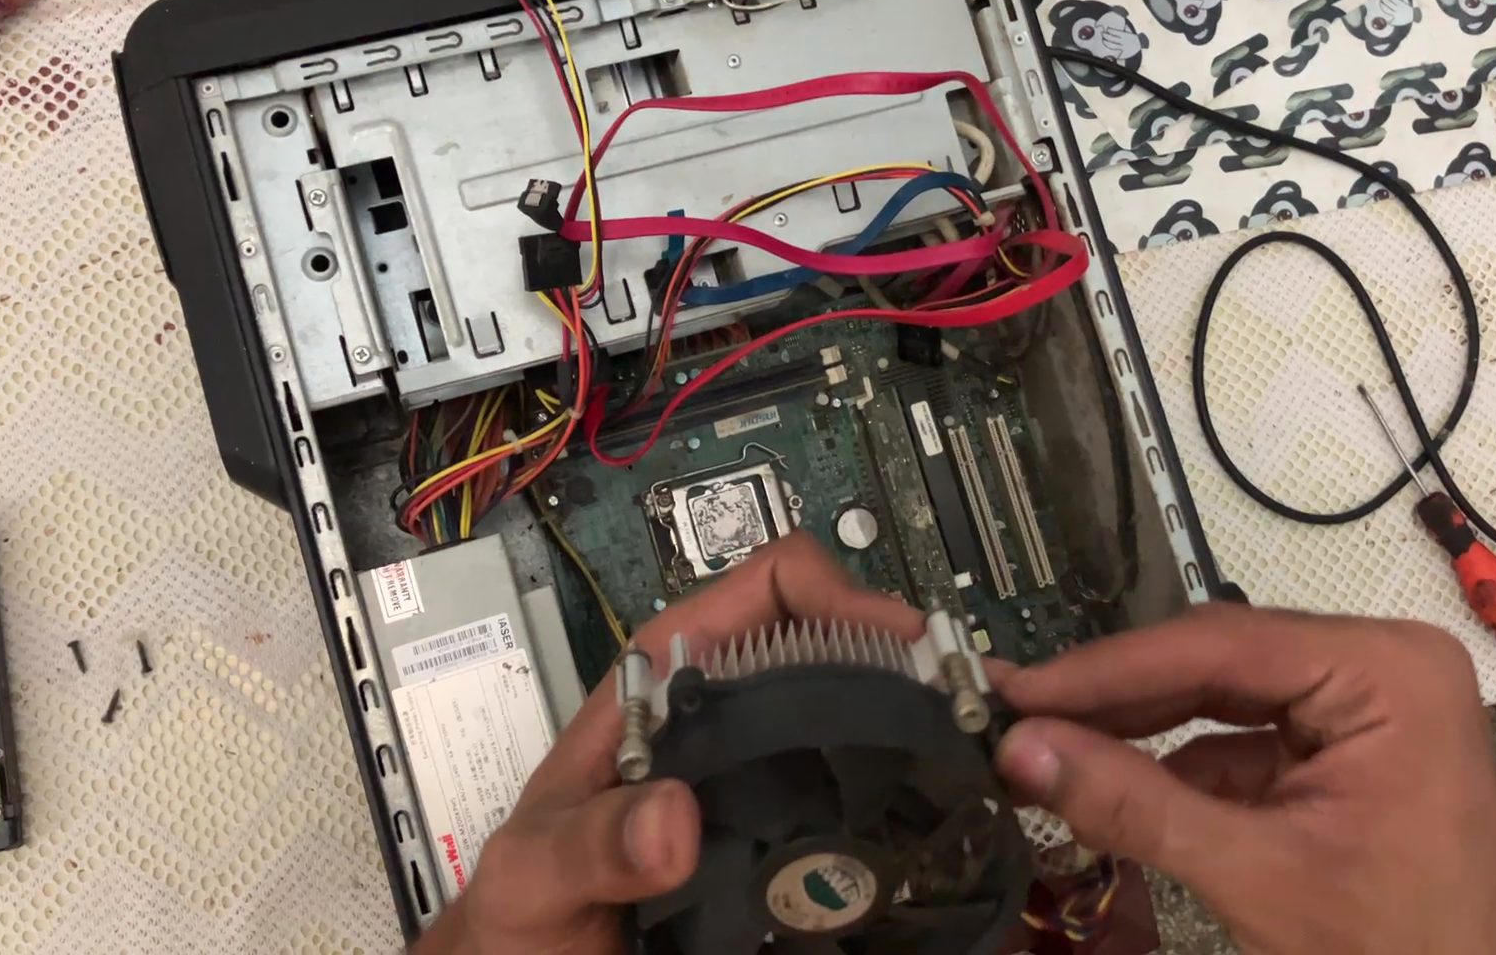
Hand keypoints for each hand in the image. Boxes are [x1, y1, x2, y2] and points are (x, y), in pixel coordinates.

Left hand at [414, 533, 924, 954]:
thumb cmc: (525, 911)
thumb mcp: (535, 871)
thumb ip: (586, 842)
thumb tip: (671, 821)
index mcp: (674, 670)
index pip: (773, 583)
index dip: (840, 592)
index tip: (903, 646)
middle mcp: (729, 702)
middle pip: (833, 640)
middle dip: (900, 660)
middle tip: (963, 712)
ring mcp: (762, 763)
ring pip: (856, 711)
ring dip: (911, 723)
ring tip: (970, 764)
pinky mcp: (784, 824)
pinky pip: (853, 787)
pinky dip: (896, 790)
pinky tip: (933, 821)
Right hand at [994, 603, 1495, 954]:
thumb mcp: (1260, 879)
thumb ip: (1131, 804)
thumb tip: (1016, 749)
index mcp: (1383, 672)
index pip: (1213, 648)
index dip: (1103, 671)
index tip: (1019, 689)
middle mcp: (1366, 662)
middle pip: (1202, 660)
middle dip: (1106, 698)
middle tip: (1017, 712)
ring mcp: (1345, 699)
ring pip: (1200, 689)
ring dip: (1120, 723)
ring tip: (1042, 738)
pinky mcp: (1322, 739)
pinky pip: (1217, 728)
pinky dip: (1155, 755)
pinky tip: (1098, 770)